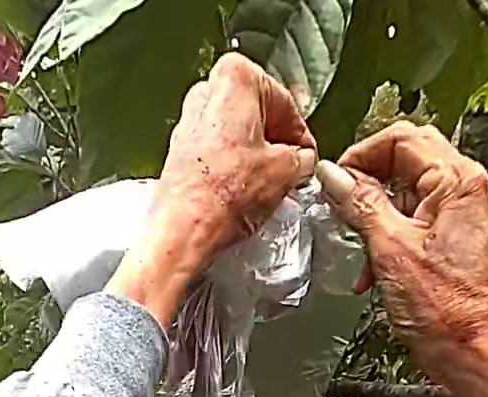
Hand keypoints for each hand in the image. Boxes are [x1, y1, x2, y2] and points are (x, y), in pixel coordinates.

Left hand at [108, 54, 318, 326]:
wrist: (186, 227)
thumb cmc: (225, 194)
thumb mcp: (285, 172)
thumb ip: (302, 159)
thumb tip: (303, 161)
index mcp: (236, 78)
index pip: (285, 105)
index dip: (301, 138)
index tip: (307, 158)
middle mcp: (207, 92)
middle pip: (257, 119)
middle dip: (275, 149)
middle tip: (289, 176)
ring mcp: (189, 124)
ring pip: (236, 140)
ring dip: (254, 163)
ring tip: (265, 191)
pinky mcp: (181, 155)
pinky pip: (217, 159)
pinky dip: (232, 175)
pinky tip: (241, 197)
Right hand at [318, 122, 487, 396]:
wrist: (472, 350)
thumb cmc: (446, 310)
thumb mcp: (391, 250)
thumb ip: (361, 205)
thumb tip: (336, 178)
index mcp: (457, 182)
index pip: (402, 139)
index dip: (362, 156)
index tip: (336, 180)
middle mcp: (467, 192)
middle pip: (407, 163)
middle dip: (368, 187)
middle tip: (342, 208)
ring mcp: (464, 217)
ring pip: (409, 196)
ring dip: (377, 220)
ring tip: (361, 252)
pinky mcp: (457, 242)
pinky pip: (418, 224)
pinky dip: (391, 239)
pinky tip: (376, 268)